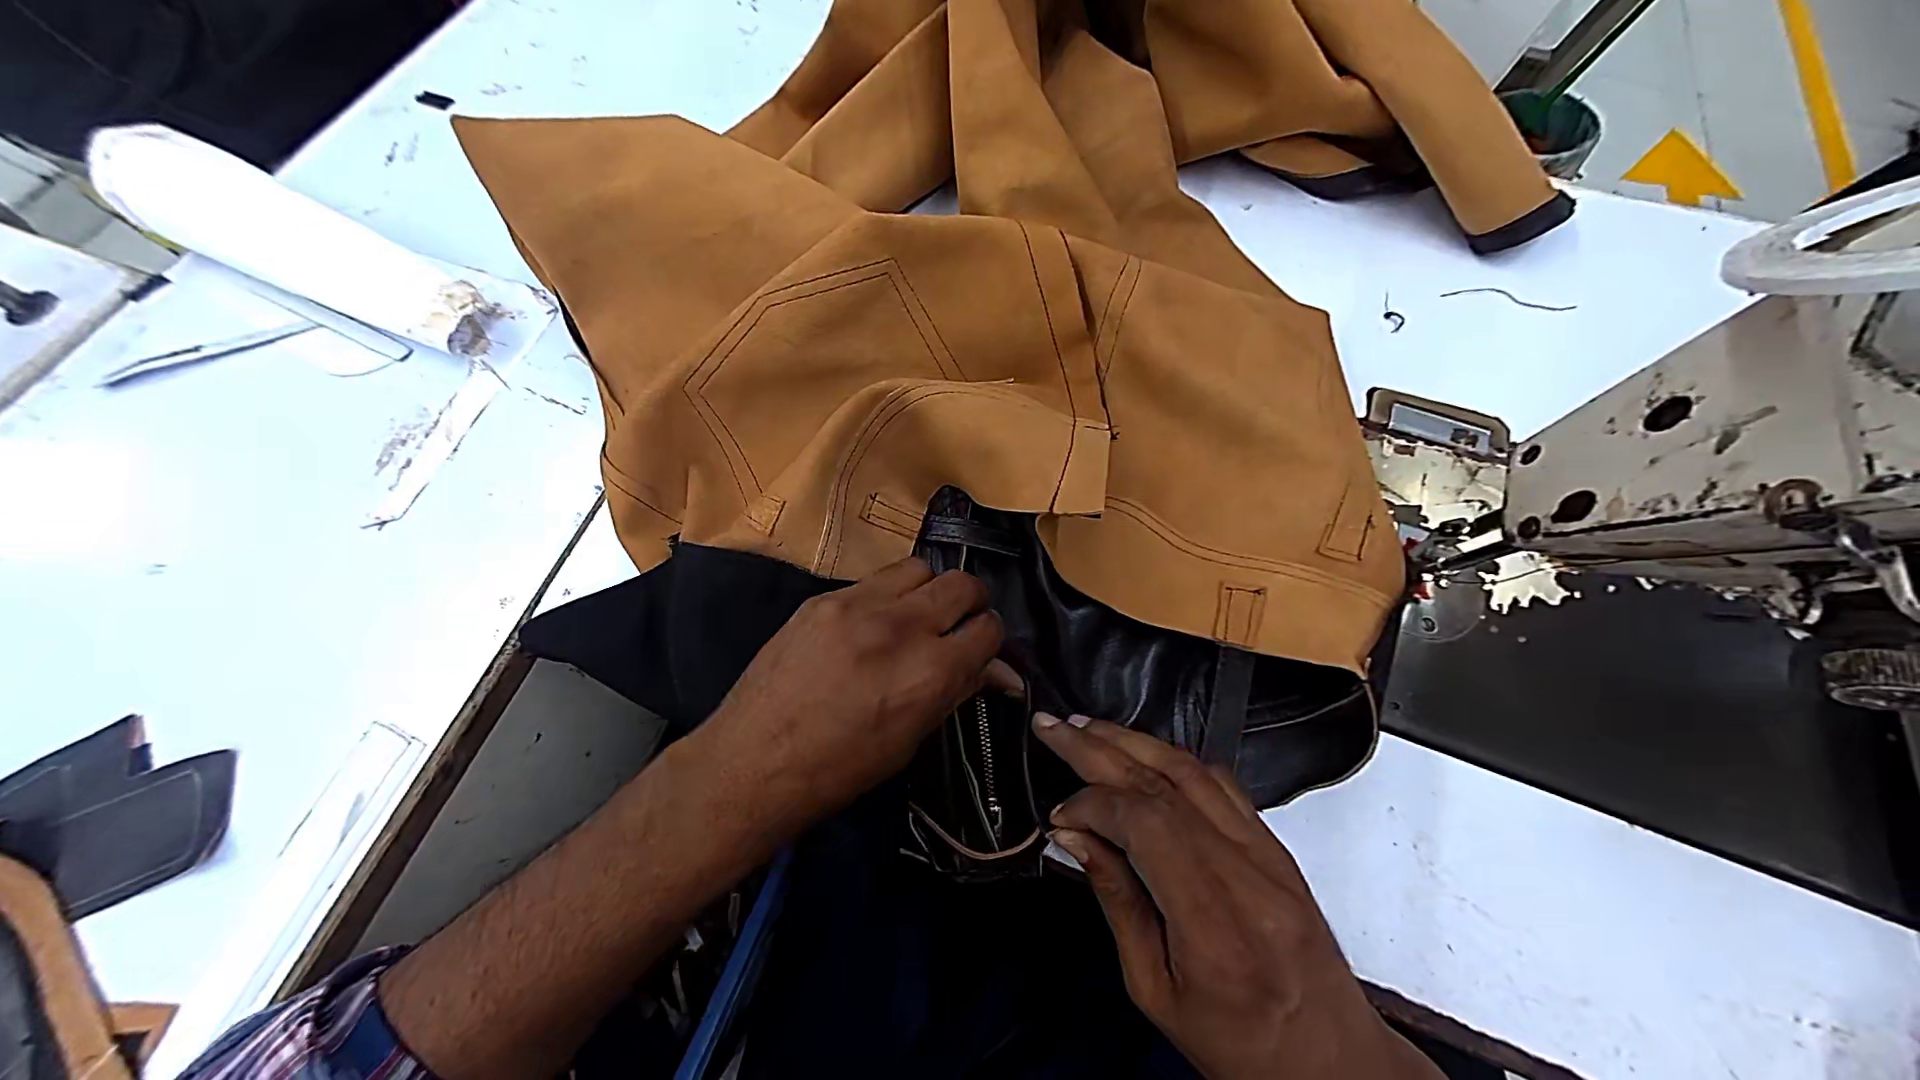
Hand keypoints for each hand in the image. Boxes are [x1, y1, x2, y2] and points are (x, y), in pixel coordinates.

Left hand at [685, 557, 1003, 835]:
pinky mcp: (824, 599)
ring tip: (914, 616)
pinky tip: (870, 623)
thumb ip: (957, 692)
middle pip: (963, 584)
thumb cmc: (841, 768)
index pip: (988, 628)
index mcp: (930, 672)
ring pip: (920, 568)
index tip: (978, 649)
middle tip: (955, 625)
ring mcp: (858, 605)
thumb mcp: (911, 739)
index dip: (990, 639)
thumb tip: (1003, 673)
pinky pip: (874, 580)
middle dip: (970, 604)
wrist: (754, 761)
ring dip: (929, 589)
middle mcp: (902, 627)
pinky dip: (887, 595)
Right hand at [1034, 714, 1442, 1079]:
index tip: (1061, 814)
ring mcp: (1268, 854)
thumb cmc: (1245, 1047)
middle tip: (1053, 728)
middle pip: (1162, 783)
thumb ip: (1116, 901)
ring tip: (1088, 729)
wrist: (1332, 1061)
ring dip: (1132, 741)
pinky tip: (1145, 750)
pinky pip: (1221, 782)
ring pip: (1191, 770)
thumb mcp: (1155, 990)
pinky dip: (1173, 758)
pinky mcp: (1275, 845)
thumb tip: (1076, 839)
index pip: (1145, 824)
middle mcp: (1249, 877)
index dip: (1092, 804)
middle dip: (1096, 748)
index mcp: (1216, 926)